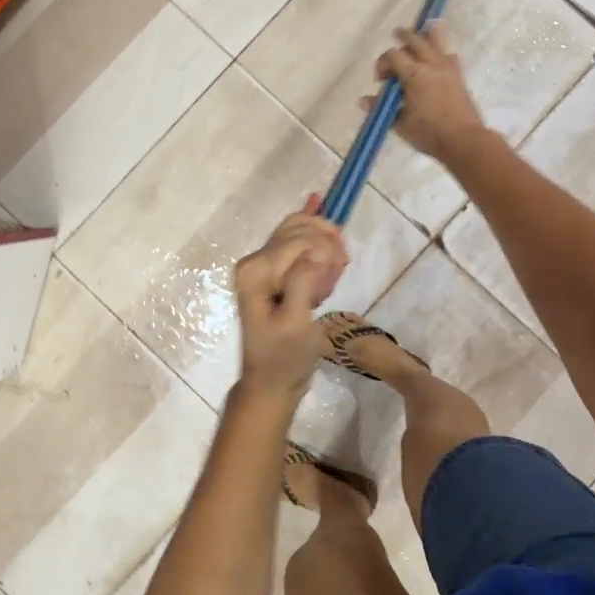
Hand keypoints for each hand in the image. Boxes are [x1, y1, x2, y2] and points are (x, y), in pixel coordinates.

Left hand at [234, 196, 346, 398]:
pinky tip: (320, 212)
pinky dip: (315, 244)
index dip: (326, 248)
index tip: (341, 270)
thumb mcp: (296, 323)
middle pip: (298, 228)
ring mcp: (261, 265)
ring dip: (324, 246)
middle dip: (326, 242)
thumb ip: (303, 282)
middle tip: (341, 268)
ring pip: (299, 232)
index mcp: (255, 270)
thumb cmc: (284, 357)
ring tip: (334, 273)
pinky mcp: (272, 273)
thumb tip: (318, 250)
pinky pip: (296, 244)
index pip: (299, 239)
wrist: (270, 382)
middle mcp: (253, 261)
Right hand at [367, 23, 487, 164]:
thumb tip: (362, 101)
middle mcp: (431, 65)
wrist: (464, 140)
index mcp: (414, 74)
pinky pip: (449, 55)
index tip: (380, 79)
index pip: (392, 55)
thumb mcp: (400, 123)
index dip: (382, 63)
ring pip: (436, 42)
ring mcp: (448, 68)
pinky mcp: (459, 76)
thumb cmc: (429, 133)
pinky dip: (442, 51)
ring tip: (423, 29)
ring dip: (426, 35)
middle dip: (403, 36)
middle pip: (415, 40)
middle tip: (396, 33)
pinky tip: (439, 56)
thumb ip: (382, 108)